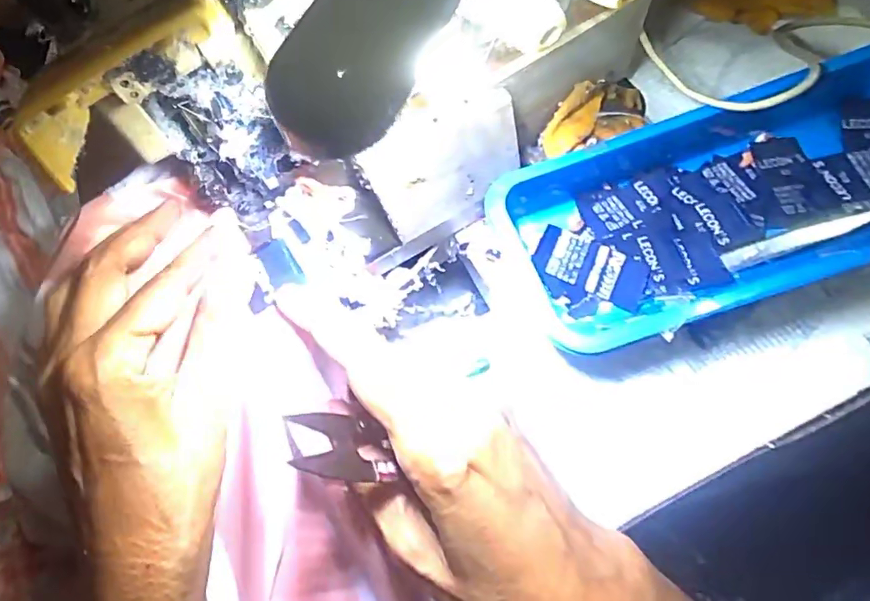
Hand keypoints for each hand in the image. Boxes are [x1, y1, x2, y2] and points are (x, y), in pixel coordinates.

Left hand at [40, 195, 247, 600]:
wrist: (134, 555)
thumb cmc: (178, 484)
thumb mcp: (209, 402)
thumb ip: (218, 323)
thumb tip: (234, 263)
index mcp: (105, 361)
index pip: (160, 287)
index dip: (197, 253)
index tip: (222, 224)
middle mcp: (65, 354)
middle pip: (103, 269)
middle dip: (143, 231)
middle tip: (175, 206)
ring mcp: (48, 368)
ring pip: (70, 283)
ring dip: (106, 248)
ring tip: (140, 224)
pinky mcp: (47, 382)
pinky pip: (58, 310)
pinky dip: (84, 279)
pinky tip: (103, 269)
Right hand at [277, 287, 684, 600]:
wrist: (579, 577)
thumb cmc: (498, 581)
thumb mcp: (421, 555)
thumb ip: (370, 487)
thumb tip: (335, 435)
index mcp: (440, 446)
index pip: (369, 366)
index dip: (325, 325)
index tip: (290, 297)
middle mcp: (463, 403)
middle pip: (384, 358)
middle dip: (352, 367)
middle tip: (346, 422)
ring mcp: (484, 392)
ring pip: (407, 361)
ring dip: (382, 381)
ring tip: (390, 441)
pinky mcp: (494, 391)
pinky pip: (430, 372)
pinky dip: (408, 389)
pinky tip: (420, 436)